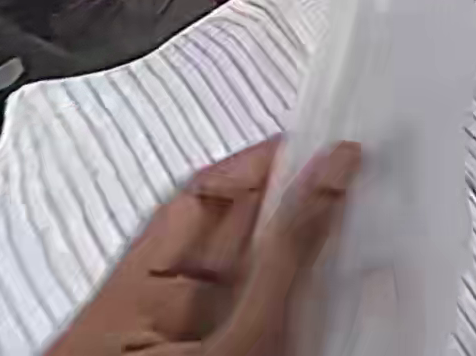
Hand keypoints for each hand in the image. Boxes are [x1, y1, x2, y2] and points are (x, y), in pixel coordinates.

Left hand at [46, 139, 360, 355]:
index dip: (258, 162)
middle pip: (227, 227)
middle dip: (292, 198)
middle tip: (350, 174)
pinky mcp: (221, 353)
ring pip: (253, 263)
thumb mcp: (247, 341)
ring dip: (306, 239)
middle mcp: (142, 320)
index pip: (195, 200)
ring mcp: (181, 342)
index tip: (320, 141)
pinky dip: (304, 280)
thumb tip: (335, 164)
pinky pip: (266, 298)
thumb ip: (293, 248)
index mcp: (120, 309)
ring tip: (355, 219)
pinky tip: (342, 273)